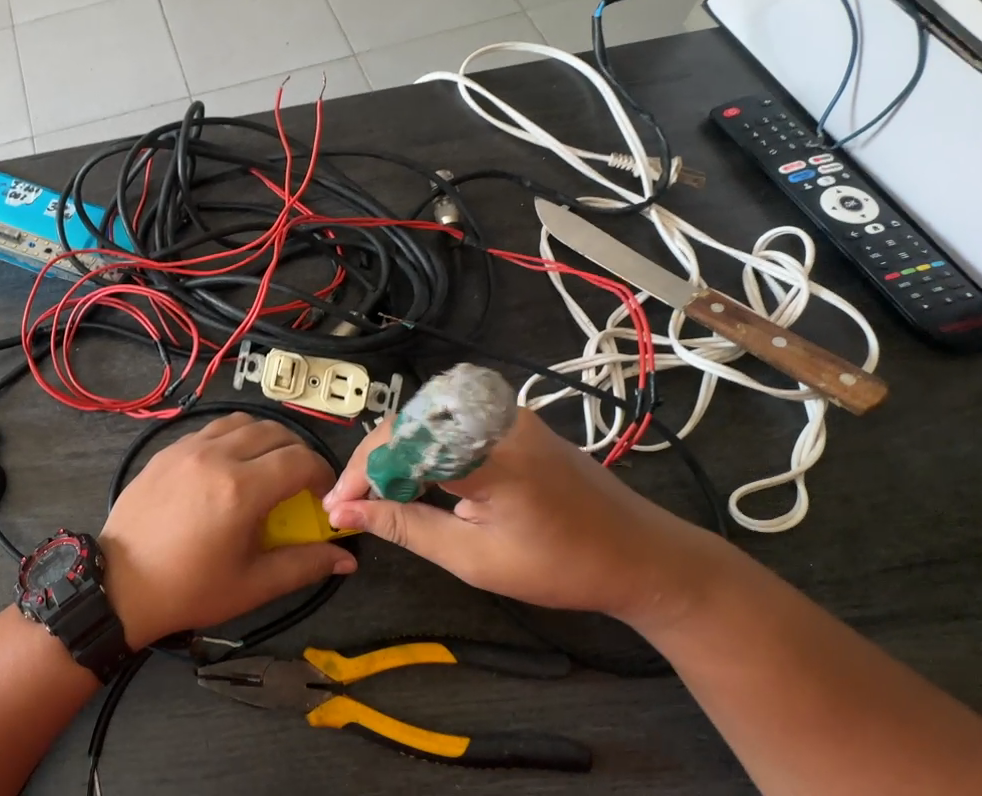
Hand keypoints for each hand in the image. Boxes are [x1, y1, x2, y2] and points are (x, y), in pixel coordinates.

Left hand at [99, 414, 356, 648]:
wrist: (121, 584)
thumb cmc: (190, 588)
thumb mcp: (253, 584)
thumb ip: (304, 564)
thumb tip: (347, 558)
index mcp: (241, 489)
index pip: (300, 460)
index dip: (322, 474)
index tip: (322, 497)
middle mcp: (216, 456)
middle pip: (274, 432)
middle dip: (297, 453)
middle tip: (299, 484)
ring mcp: (186, 447)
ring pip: (241, 422)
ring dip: (264, 439)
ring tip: (266, 469)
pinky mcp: (166, 450)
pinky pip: (210, 429)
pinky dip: (231, 438)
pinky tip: (229, 467)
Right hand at [323, 410, 729, 628]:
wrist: (644, 556)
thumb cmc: (563, 567)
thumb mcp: (476, 560)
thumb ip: (406, 528)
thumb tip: (345, 513)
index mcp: (491, 455)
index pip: (402, 446)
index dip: (361, 474)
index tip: (337, 508)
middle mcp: (495, 419)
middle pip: (408, 423)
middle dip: (373, 461)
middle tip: (353, 502)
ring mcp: (506, 413)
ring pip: (425, 418)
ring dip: (395, 452)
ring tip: (379, 493)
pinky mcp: (511, 418)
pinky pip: (449, 421)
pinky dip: (422, 446)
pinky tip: (416, 477)